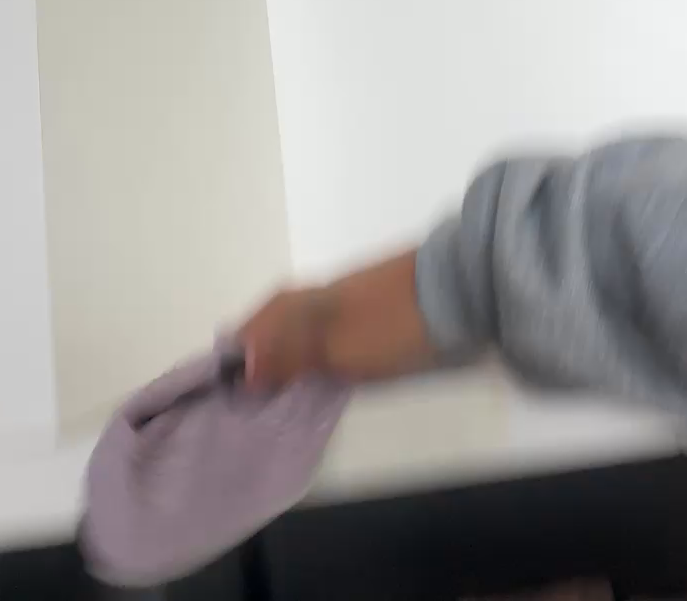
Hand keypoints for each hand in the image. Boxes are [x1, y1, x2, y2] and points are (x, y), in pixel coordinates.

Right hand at [237, 250, 435, 385]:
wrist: (458, 286)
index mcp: (301, 300)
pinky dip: (318, 346)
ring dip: (290, 352)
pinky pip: (330, 324)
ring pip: (303, 323)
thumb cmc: (392, 322)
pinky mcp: (376, 299)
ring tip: (286, 389)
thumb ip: (291, 356)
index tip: (229, 398)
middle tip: (254, 400)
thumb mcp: (338, 346)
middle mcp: (318, 290)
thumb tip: (241, 368)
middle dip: (260, 357)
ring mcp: (350, 292)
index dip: (237, 360)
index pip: (252, 327)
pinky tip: (328, 364)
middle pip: (275, 324)